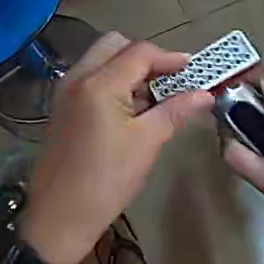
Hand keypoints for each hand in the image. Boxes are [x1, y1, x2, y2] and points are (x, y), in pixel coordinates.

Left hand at [20, 34, 213, 263]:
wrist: (59, 218)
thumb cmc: (106, 181)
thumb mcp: (147, 143)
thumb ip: (175, 111)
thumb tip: (204, 94)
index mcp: (98, 83)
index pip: (139, 52)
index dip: (169, 57)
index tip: (193, 69)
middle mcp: (78, 77)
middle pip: (116, 45)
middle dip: (146, 57)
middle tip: (171, 79)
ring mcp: (66, 90)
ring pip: (102, 58)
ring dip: (129, 67)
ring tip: (155, 95)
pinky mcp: (63, 104)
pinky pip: (91, 76)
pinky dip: (113, 79)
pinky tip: (132, 107)